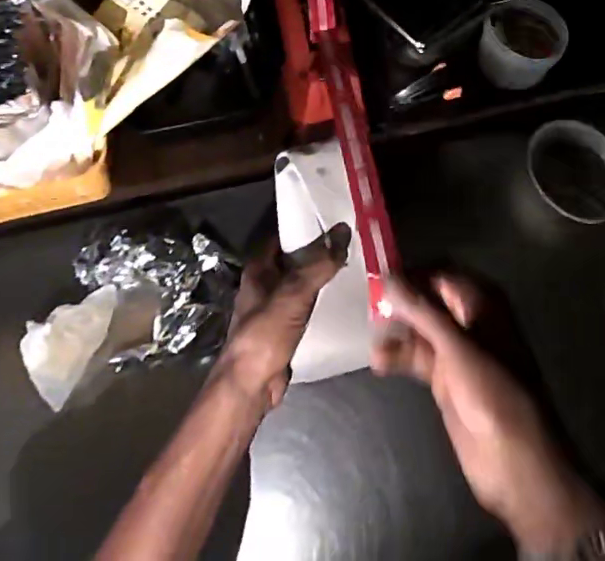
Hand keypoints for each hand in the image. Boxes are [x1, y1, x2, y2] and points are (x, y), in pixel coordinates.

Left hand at [212, 225, 348, 407]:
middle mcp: (265, 284)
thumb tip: (343, 229)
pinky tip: (344, 296)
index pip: (284, 235)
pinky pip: (307, 303)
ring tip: (354, 263)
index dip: (306, 225)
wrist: (250, 386)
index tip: (335, 218)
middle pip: (295, 258)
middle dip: (320, 250)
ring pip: (303, 281)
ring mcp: (275, 307)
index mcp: (259, 269)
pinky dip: (322, 298)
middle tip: (352, 240)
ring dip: (323, 275)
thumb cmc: (265, 334)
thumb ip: (319, 263)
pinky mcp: (286, 327)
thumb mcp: (294, 294)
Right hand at [373, 275, 604, 551]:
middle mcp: (469, 320)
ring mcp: (458, 350)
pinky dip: (400, 357)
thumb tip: (388, 275)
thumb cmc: (493, 391)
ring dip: (397, 332)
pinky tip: (380, 363)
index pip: (440, 274)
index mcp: (482, 302)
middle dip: (400, 303)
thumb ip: (422, 310)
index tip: (377, 278)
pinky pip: (418, 357)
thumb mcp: (456, 347)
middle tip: (369, 309)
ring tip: (373, 343)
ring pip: (420, 329)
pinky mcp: (447, 378)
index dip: (411, 274)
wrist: (517, 459)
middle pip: (428, 299)